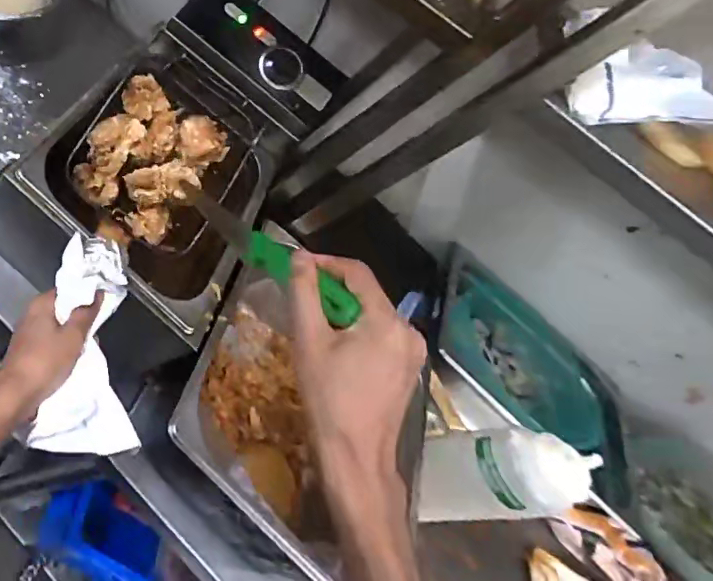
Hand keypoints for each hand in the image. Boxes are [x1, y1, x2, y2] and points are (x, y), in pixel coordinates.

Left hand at [0, 291, 101, 420]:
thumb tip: (97, 293)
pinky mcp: (26, 350)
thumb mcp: (73, 337)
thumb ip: (86, 314)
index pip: (68, 289)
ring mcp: (27, 332)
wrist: (15, 395)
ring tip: (86, 347)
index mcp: (41, 303)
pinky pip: (49, 341)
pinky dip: (61, 347)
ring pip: (56, 326)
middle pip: (62, 308)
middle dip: (80, 318)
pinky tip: (71, 359)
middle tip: (95, 331)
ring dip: (71, 335)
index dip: (85, 294)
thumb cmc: (46, 362)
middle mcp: (31, 313)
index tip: (102, 305)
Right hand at [288, 252, 425, 496]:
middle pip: (366, 293)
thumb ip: (304, 291)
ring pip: (373, 313)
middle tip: (302, 298)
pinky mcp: (409, 370)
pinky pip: (381, 334)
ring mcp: (413, 353)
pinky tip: (336, 347)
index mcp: (388, 321)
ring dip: (343, 311)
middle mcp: (409, 332)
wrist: (354, 456)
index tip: (299, 266)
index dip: (326, 262)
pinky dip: (357, 330)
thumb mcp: (309, 337)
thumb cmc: (328, 395)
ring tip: (315, 323)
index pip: (357, 272)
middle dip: (332, 290)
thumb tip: (301, 256)